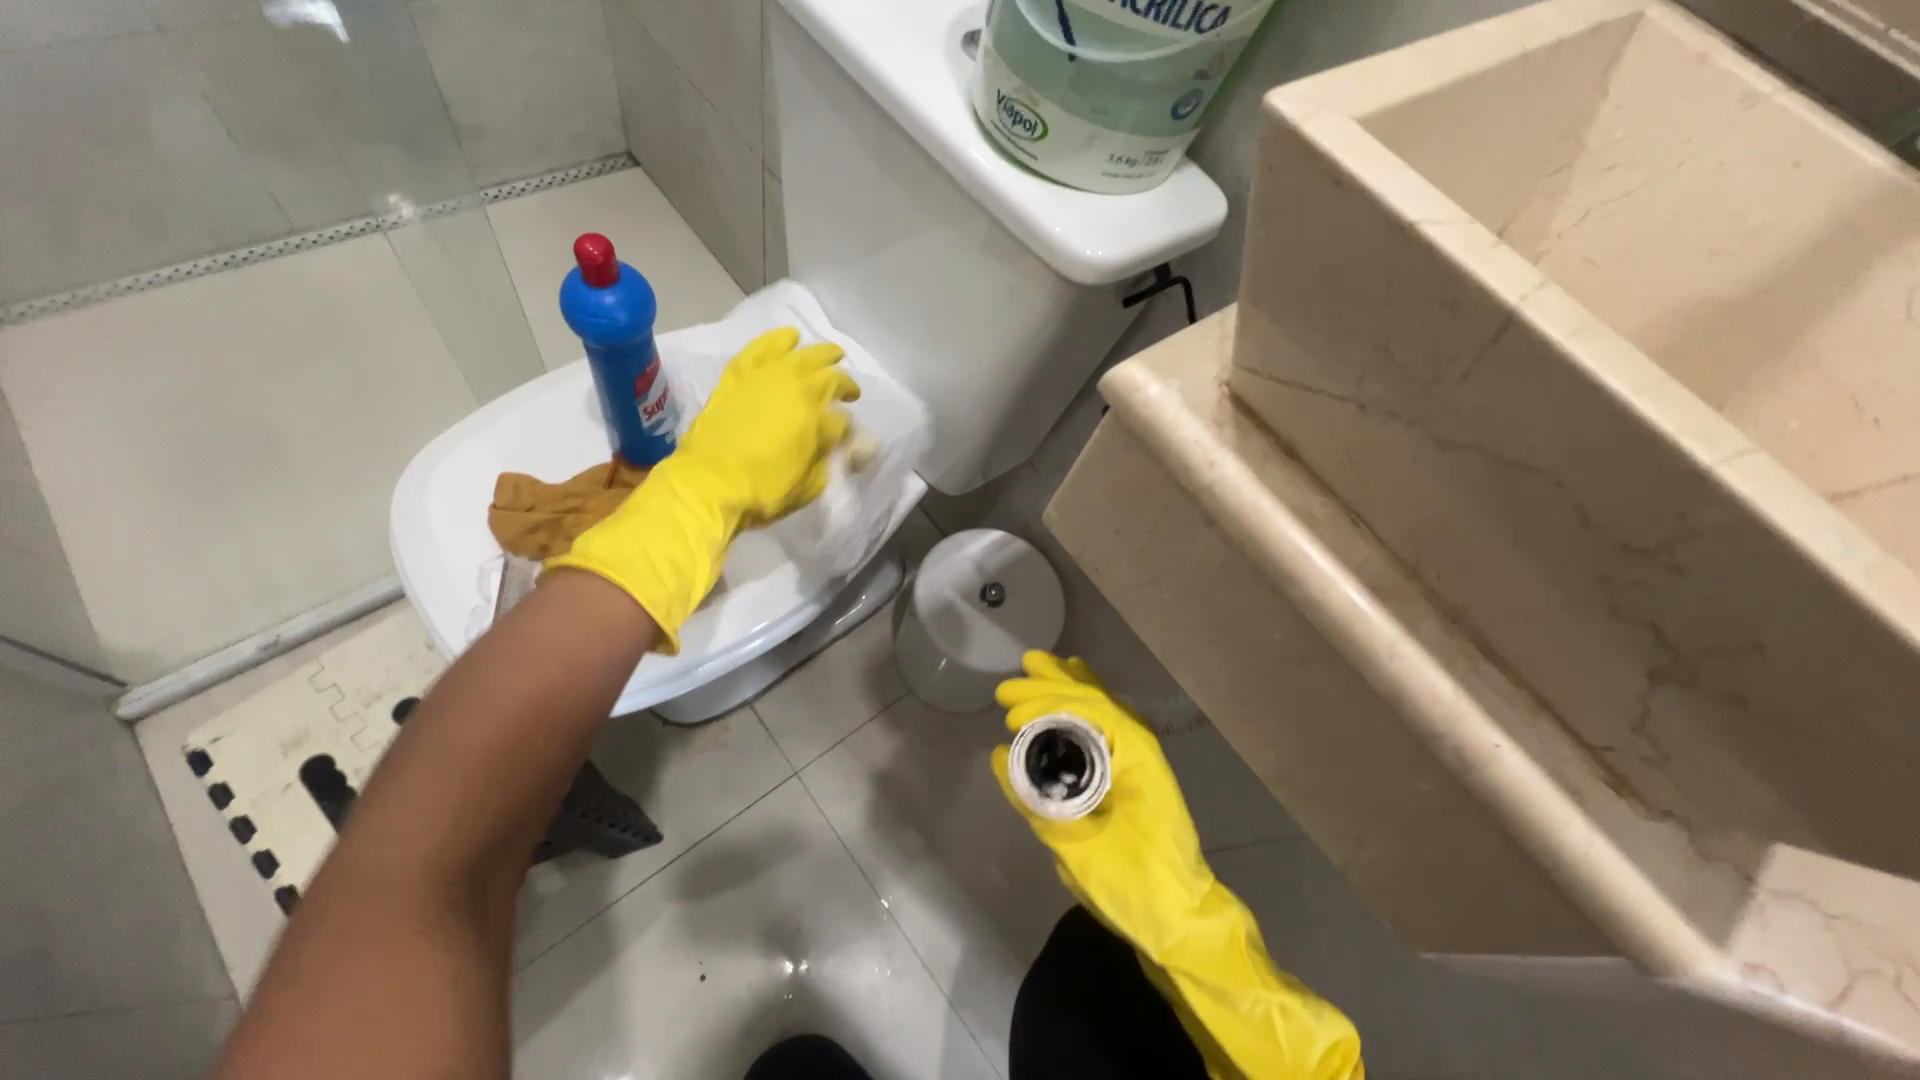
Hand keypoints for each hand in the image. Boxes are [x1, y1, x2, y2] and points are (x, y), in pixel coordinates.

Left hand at [677, 326, 860, 527]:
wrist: (710, 484)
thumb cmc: (765, 490)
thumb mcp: (811, 483)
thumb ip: (830, 455)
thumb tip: (845, 437)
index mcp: (816, 414)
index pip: (842, 412)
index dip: (849, 417)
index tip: (849, 425)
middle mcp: (795, 386)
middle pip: (826, 371)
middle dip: (841, 377)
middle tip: (847, 384)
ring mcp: (764, 376)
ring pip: (797, 352)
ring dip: (817, 352)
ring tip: (827, 353)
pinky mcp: (737, 376)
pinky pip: (760, 348)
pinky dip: (775, 340)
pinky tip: (787, 337)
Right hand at [992, 652, 1211, 959]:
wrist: (1182, 920)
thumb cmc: (1134, 887)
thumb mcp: (1077, 850)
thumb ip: (1037, 802)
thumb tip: (1002, 757)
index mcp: (1136, 760)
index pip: (1091, 710)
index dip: (1046, 703)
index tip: (1007, 713)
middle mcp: (1143, 749)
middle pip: (1098, 700)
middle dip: (1053, 685)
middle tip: (1014, 676)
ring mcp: (1144, 760)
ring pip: (1105, 709)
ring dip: (1069, 689)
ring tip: (1040, 668)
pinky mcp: (1138, 775)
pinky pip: (1109, 727)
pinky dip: (1085, 708)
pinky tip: (1071, 702)